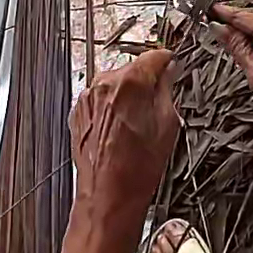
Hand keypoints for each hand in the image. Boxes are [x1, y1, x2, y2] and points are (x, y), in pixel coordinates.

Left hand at [47, 48, 179, 252]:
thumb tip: (167, 72)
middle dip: (147, 79)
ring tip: (139, 120)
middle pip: (133, 67)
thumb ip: (167, 90)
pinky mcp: (79, 111)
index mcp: (130, 82)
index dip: (168, 61)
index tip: (173, 66)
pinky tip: (122, 127)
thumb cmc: (138, 168)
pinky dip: (113, 104)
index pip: (154, 55)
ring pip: (116, 81)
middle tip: (159, 100)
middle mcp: (105, 84)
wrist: (108, 197)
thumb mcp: (169, 125)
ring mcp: (89, 97)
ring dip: (129, 92)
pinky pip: (102, 97)